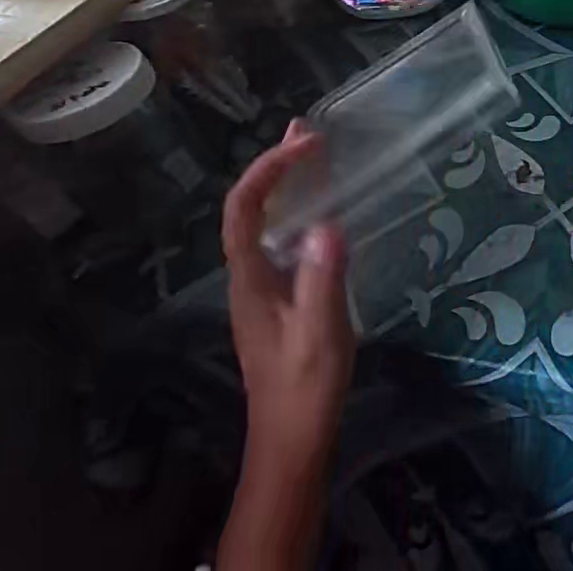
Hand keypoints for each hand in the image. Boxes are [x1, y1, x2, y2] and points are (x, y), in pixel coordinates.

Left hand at [220, 120, 354, 471]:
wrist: (292, 440)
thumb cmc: (304, 389)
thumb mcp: (319, 336)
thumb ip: (322, 281)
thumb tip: (328, 224)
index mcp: (250, 278)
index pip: (244, 208)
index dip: (269, 170)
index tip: (307, 146)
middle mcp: (249, 274)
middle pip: (249, 207)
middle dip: (274, 165)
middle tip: (306, 132)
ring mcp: (262, 285)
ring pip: (265, 221)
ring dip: (284, 184)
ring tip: (312, 153)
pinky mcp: (279, 296)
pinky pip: (282, 238)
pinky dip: (298, 211)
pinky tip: (320, 209)